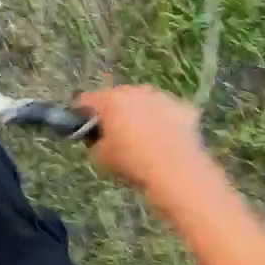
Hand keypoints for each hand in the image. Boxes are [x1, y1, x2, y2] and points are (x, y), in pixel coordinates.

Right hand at [76, 85, 205, 195]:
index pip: (86, 100)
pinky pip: (168, 111)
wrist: (176, 172)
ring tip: (143, 136)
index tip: (83, 127)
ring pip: (144, 101)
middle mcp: (135, 91)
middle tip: (115, 133)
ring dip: (140, 113)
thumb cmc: (132, 163)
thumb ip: (94, 142)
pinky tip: (166, 138)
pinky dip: (165, 121)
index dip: (81, 114)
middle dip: (114, 111)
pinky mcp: (184, 108)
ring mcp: (162, 97)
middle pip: (117, 97)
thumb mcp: (100, 157)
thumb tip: (98, 139)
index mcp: (110, 100)